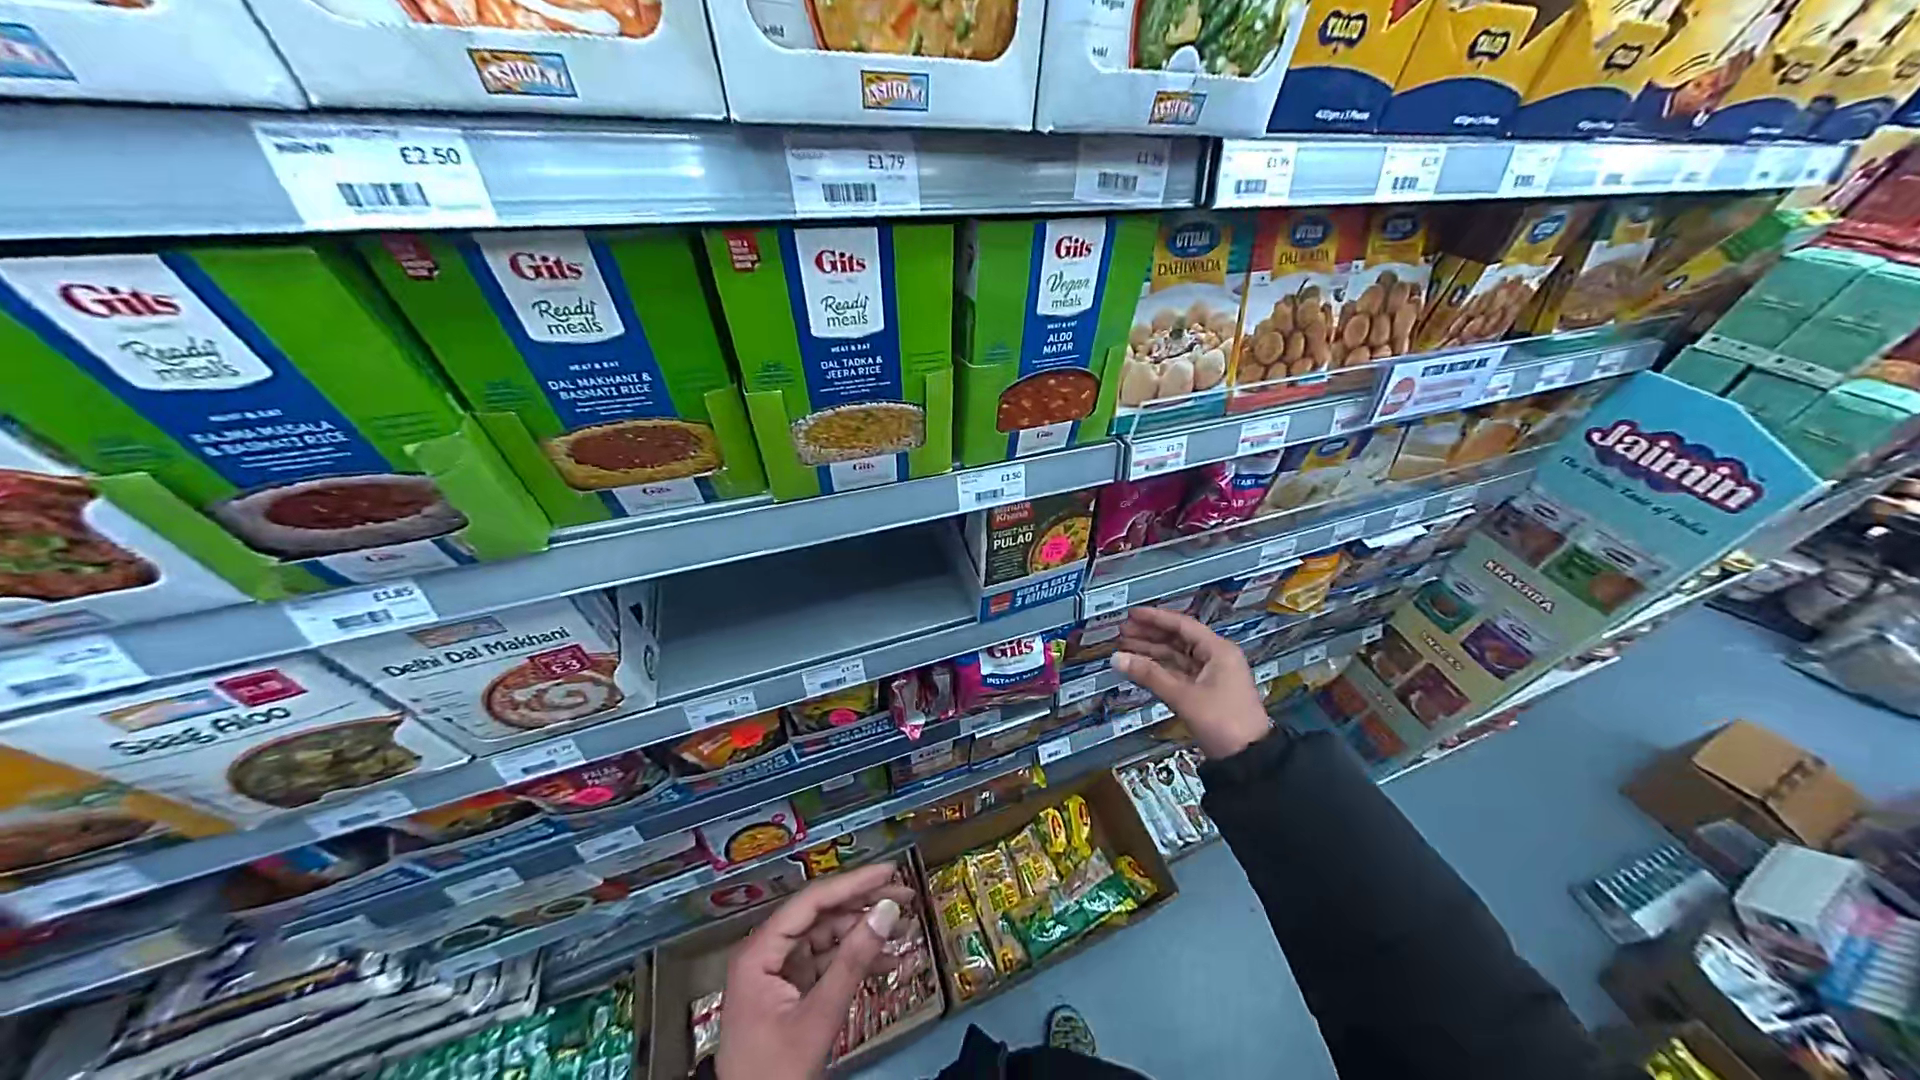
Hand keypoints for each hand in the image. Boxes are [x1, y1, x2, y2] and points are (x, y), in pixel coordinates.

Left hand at [716, 863, 914, 1079]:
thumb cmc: (775, 1073)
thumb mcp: (818, 1017)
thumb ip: (853, 961)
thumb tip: (887, 911)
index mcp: (760, 950)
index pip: (813, 901)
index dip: (854, 883)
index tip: (889, 871)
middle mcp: (767, 951)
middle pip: (822, 915)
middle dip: (864, 905)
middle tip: (906, 896)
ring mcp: (779, 971)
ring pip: (828, 937)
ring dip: (865, 935)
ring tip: (904, 929)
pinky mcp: (791, 991)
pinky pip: (827, 963)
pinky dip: (856, 962)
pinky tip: (888, 961)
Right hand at [1113, 606, 1271, 760]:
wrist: (1248, 759)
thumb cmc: (1223, 721)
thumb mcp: (1183, 696)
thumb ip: (1149, 675)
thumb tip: (1117, 658)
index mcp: (1218, 651)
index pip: (1182, 625)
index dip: (1155, 618)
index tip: (1132, 614)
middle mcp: (1216, 658)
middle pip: (1178, 639)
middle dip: (1150, 635)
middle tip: (1123, 631)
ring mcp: (1210, 675)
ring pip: (1176, 657)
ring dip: (1151, 652)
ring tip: (1125, 648)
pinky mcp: (1204, 691)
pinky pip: (1178, 672)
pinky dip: (1159, 669)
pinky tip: (1139, 668)